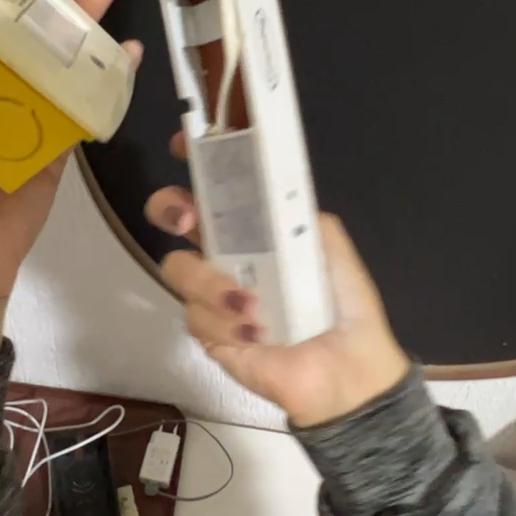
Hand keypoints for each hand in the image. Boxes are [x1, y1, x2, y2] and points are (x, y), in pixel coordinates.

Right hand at [143, 173, 409, 427]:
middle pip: (169, 216)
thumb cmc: (343, 304)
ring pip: (178, 269)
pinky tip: (259, 334)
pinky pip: (195, 316)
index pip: (213, 184)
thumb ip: (301, 214)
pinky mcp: (208, 333)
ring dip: (213, 285)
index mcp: (252, 226)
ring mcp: (211, 293)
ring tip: (254, 308)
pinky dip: (226, 324)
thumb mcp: (329, 246)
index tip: (184, 145)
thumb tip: (272, 190)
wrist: (346, 370)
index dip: (194, 159)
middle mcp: (224, 252)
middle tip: (190, 221)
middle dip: (169, 209)